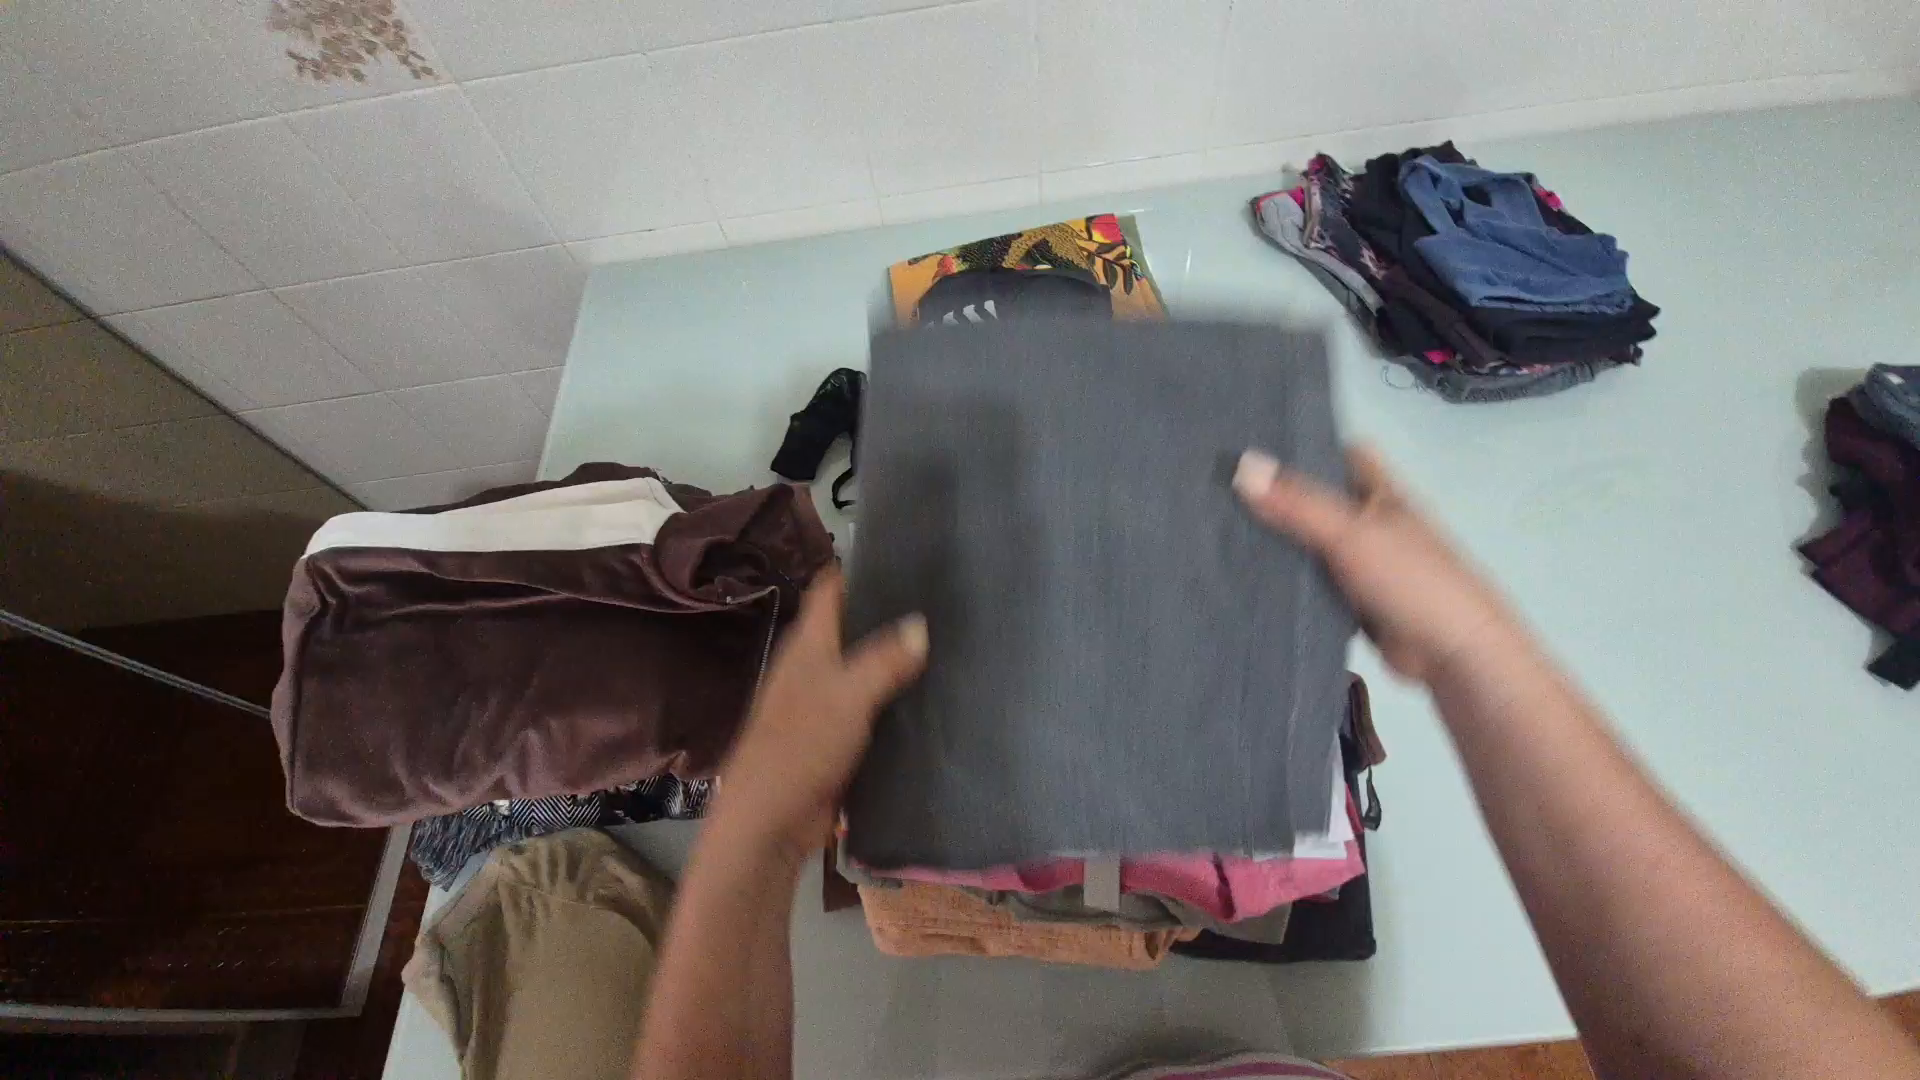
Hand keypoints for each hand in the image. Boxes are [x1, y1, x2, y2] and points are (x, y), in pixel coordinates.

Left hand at [716, 568, 927, 856]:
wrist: (770, 823)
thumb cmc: (800, 748)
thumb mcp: (846, 697)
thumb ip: (884, 660)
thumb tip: (921, 623)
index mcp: (808, 645)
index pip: (831, 589)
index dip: (860, 566)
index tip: (906, 555)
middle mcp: (815, 666)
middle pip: (854, 626)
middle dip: (890, 612)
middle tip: (944, 599)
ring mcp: (826, 702)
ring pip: (867, 667)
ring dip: (898, 658)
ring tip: (950, 640)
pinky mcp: (839, 736)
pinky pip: (874, 706)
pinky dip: (897, 698)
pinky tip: (932, 695)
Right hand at [1234, 444, 1524, 684]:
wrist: (1450, 656)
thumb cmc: (1411, 580)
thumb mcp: (1351, 533)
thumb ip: (1297, 503)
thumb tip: (1241, 465)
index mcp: (1381, 494)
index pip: (1342, 454)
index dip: (1305, 444)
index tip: (1254, 443)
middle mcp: (1369, 523)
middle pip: (1316, 499)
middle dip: (1275, 494)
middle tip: (1217, 486)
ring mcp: (1358, 563)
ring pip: (1307, 541)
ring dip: (1274, 539)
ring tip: (1216, 525)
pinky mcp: (1346, 599)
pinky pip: (1306, 580)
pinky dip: (1281, 578)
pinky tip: (1242, 574)